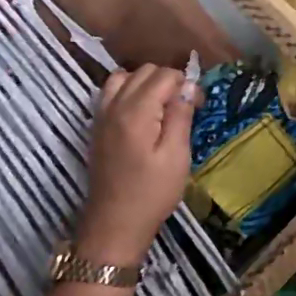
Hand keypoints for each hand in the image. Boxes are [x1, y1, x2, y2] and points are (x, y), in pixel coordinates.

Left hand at [77, 64, 198, 262]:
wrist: (115, 224)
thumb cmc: (152, 192)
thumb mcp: (177, 155)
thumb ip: (181, 115)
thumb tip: (188, 86)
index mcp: (136, 111)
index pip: (165, 75)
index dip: (186, 85)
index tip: (198, 106)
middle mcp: (115, 106)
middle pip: (144, 71)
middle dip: (168, 81)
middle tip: (184, 106)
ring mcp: (102, 116)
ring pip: (124, 77)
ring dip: (146, 83)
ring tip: (162, 105)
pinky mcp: (97, 127)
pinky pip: (111, 92)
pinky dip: (128, 91)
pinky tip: (142, 113)